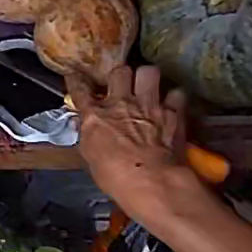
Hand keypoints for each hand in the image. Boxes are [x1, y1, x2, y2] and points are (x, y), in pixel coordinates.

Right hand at [69, 65, 212, 227]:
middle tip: (122, 84)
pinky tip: (171, 105)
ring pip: (148, 72)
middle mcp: (121, 103)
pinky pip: (176, 93)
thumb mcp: (89, 156)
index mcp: (95, 115)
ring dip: (147, 78)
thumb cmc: (115, 176)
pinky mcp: (173, 112)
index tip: (76, 77)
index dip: (76, 80)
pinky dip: (174, 97)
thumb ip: (88, 134)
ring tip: (147, 87)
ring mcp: (149, 105)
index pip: (80, 89)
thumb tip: (87, 125)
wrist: (150, 180)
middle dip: (121, 75)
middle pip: (119, 71)